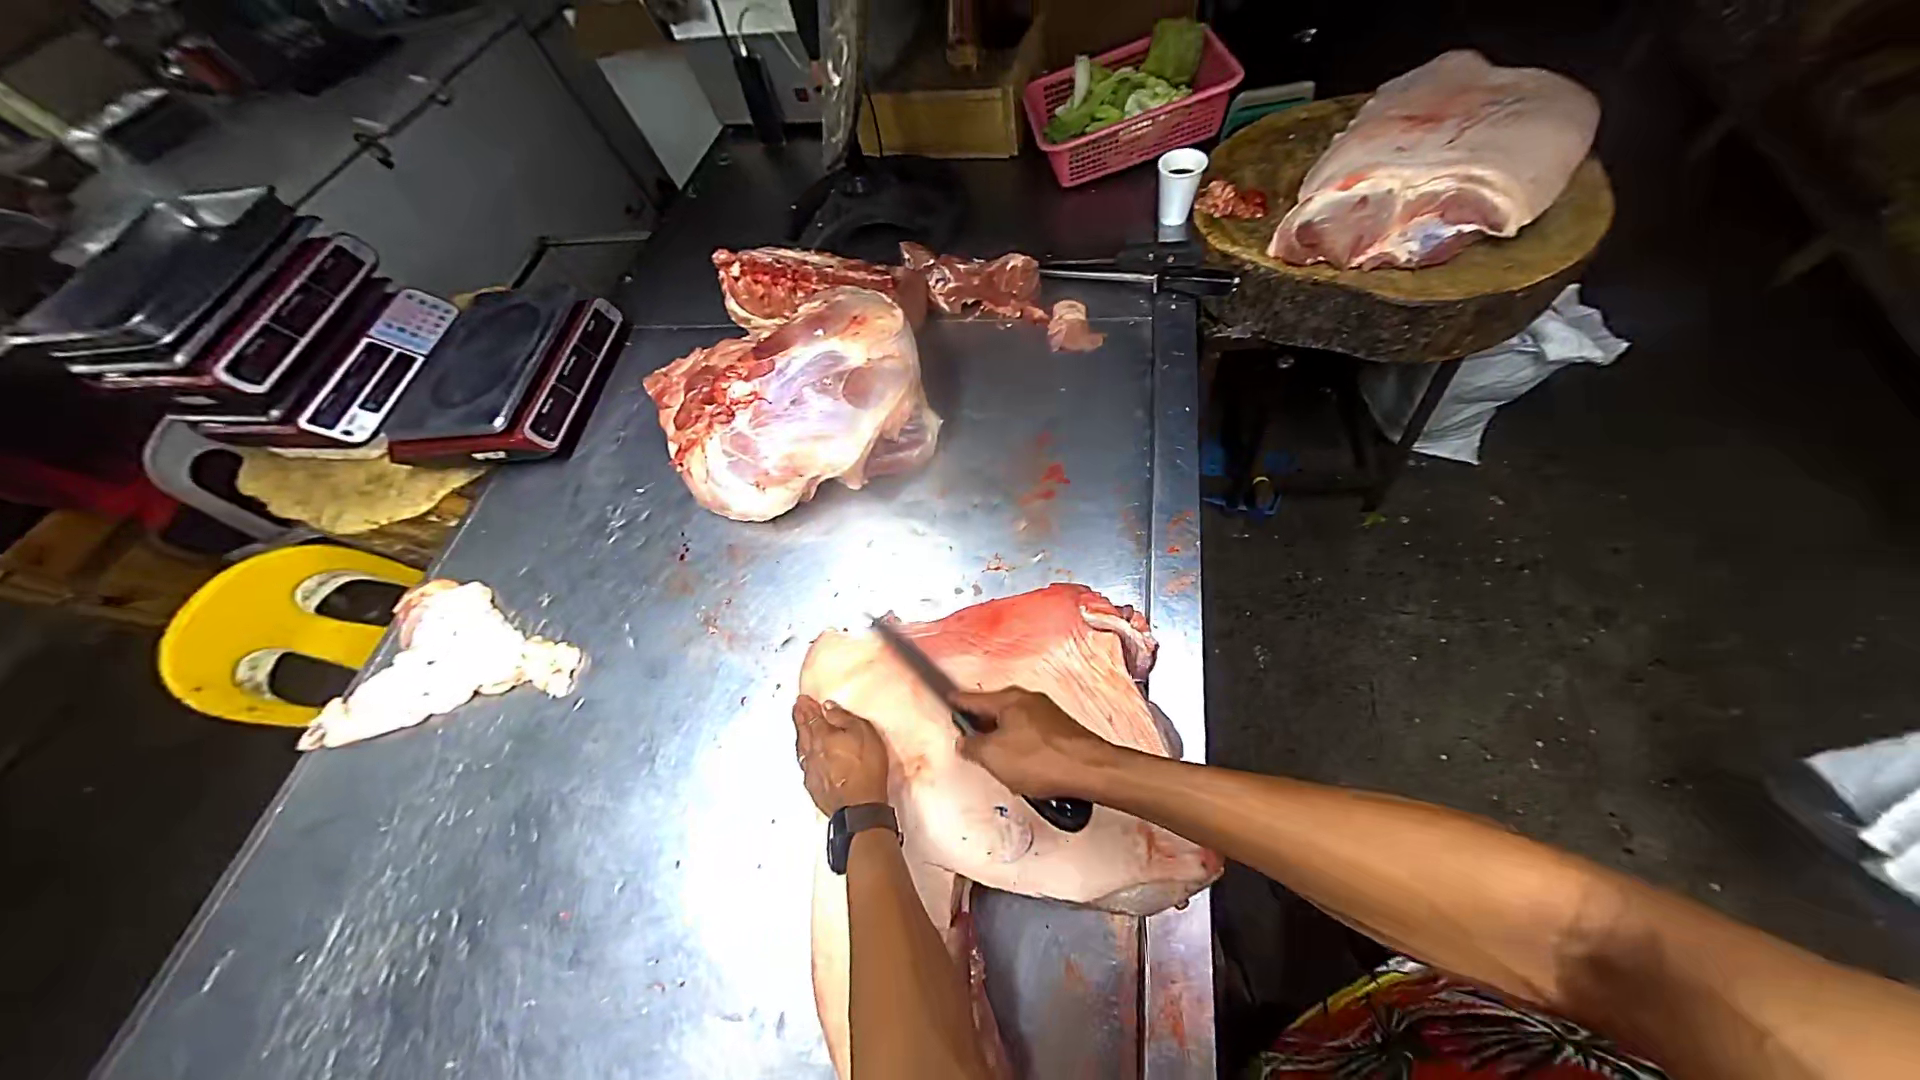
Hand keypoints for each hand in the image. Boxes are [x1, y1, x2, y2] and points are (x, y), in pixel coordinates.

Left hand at [793, 695, 890, 813]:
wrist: (859, 806)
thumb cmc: (866, 767)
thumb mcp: (864, 734)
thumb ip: (844, 718)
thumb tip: (827, 706)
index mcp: (824, 736)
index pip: (812, 717)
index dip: (807, 707)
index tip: (802, 699)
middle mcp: (813, 751)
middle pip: (803, 730)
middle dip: (800, 717)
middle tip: (796, 707)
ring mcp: (811, 770)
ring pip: (801, 747)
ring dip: (800, 734)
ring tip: (799, 726)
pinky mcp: (813, 785)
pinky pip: (804, 763)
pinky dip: (803, 753)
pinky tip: (805, 753)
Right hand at [950, 687, 1119, 797]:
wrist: (1090, 770)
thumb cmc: (1043, 759)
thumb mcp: (993, 756)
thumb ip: (971, 746)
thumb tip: (964, 742)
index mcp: (1008, 699)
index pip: (972, 698)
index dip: (956, 704)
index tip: (947, 701)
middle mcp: (1028, 700)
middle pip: (994, 711)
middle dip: (981, 729)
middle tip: (971, 746)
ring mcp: (1046, 714)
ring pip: (1013, 725)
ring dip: (1003, 742)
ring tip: (1000, 766)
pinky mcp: (1060, 731)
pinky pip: (1030, 736)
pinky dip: (1021, 749)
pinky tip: (1024, 770)